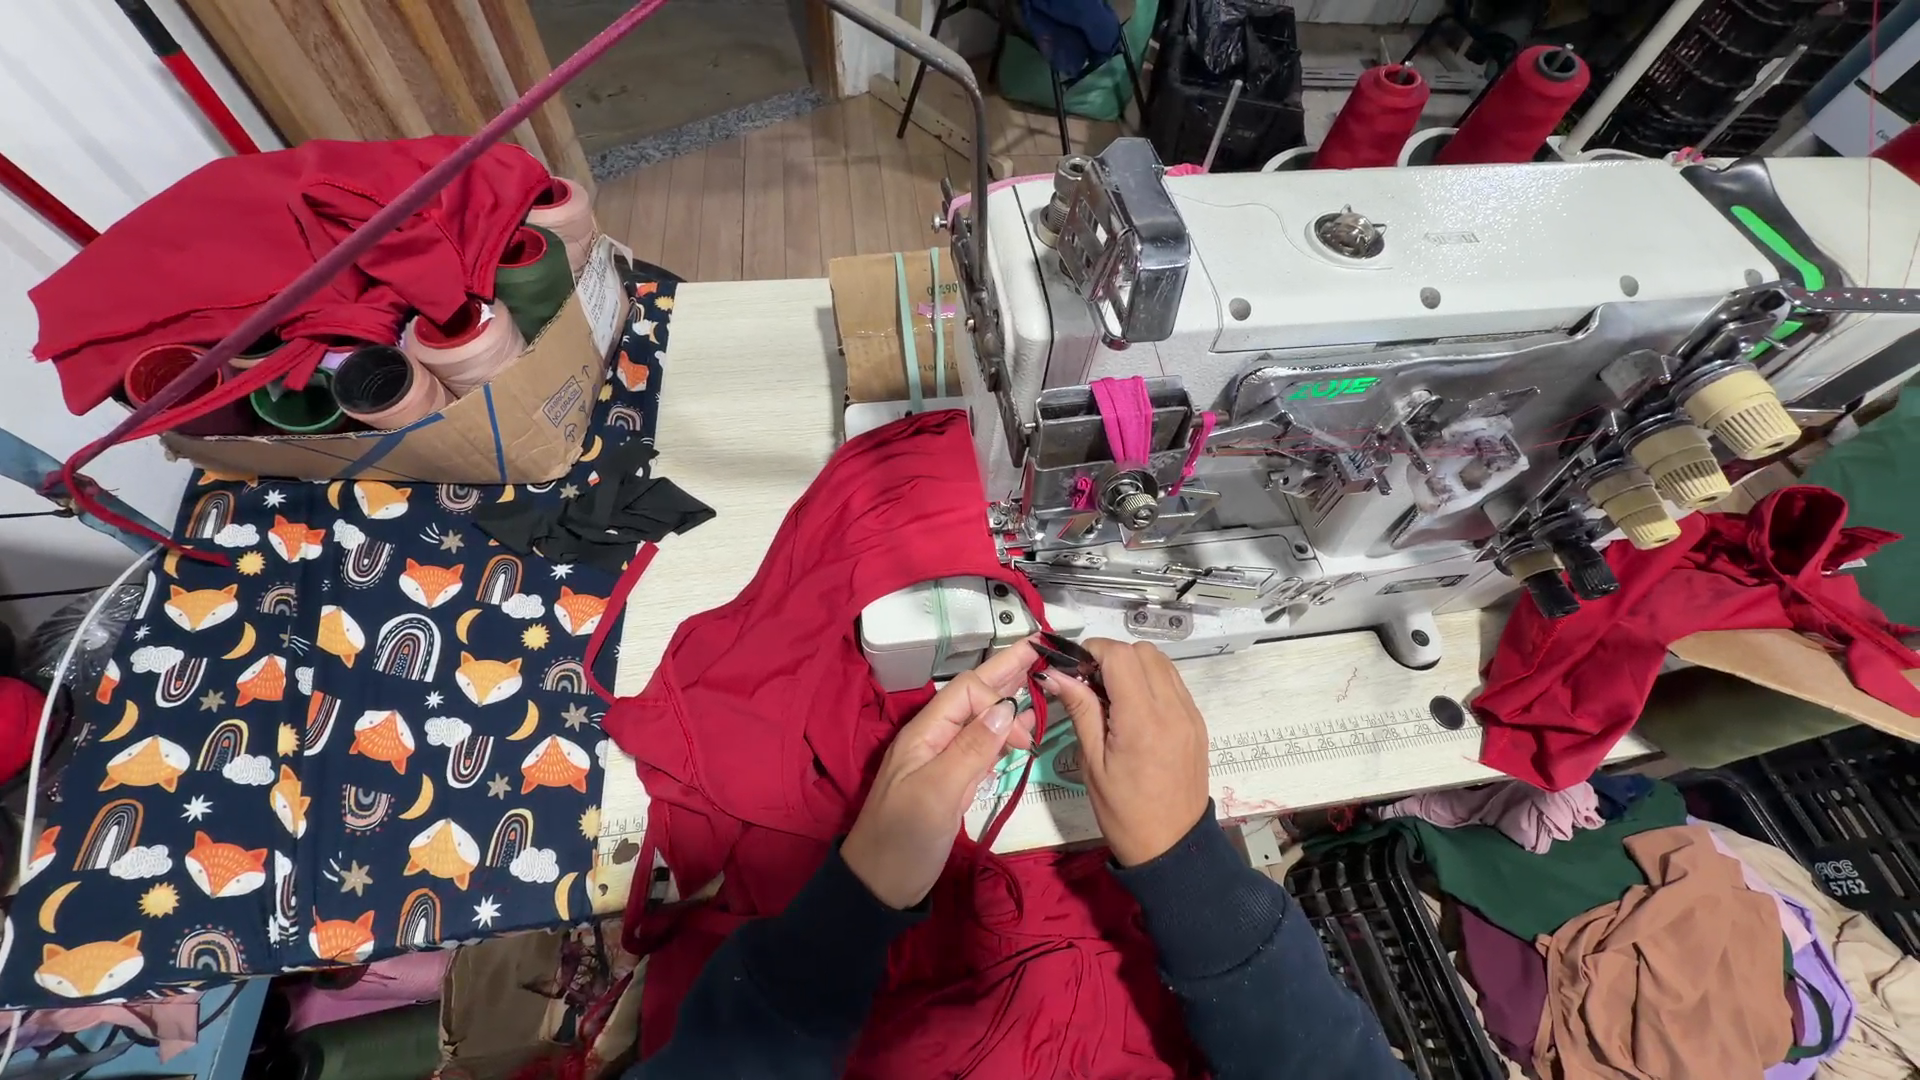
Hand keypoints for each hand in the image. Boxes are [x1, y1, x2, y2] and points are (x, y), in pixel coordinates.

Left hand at [841, 642, 1038, 908]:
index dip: (999, 689)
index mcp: (925, 733)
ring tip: (1034, 690)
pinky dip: (1001, 736)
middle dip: (1005, 674)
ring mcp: (943, 760)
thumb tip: (1006, 708)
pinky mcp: (951, 782)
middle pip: (974, 697)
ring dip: (1006, 704)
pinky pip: (980, 747)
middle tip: (1040, 652)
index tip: (1029, 714)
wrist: (879, 887)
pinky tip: (1018, 732)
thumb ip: (971, 749)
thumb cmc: (903, 839)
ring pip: (980, 720)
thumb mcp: (937, 793)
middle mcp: (934, 738)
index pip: (967, 692)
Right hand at [1042, 640, 1209, 866]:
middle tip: (1090, 683)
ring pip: (1161, 662)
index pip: (1119, 656)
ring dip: (1133, 666)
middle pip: (1142, 652)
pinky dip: (1151, 681)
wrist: (1173, 848)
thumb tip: (1056, 673)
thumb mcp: (1091, 762)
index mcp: (1142, 721)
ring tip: (1112, 695)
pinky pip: (1173, 682)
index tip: (1074, 668)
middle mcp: (1172, 709)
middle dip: (1112, 656)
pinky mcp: (1197, 722)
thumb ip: (1079, 709)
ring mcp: (1190, 714)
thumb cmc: (1123, 812)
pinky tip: (1133, 708)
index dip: (1093, 651)